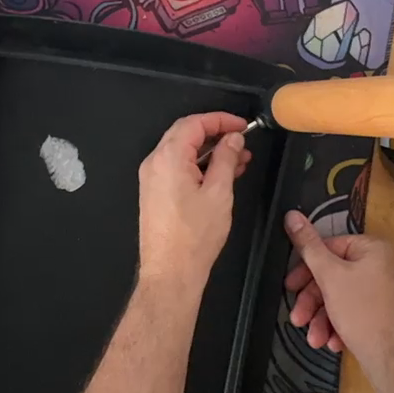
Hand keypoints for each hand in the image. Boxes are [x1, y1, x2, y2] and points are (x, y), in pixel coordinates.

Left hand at [137, 112, 251, 297]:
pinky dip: (198, 165)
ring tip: (238, 160)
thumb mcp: (219, 193)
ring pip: (182, 151)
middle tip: (241, 140)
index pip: (194, 123)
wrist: (171, 273)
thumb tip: (232, 138)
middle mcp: (155, 163)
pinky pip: (177, 167)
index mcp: (169, 157)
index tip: (241, 125)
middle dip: (216, 133)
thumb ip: (226, 158)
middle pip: (185, 133)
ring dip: (209, 151)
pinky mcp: (154, 192)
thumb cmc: (194, 237)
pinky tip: (220, 174)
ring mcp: (152, 178)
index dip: (220, 119)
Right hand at [282, 210, 393, 371]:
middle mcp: (379, 265)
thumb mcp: (329, 275)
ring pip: (338, 297)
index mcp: (372, 249)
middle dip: (312, 301)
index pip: (329, 247)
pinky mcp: (379, 313)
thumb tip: (291, 214)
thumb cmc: (361, 312)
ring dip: (321, 318)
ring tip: (314, 338)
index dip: (306, 268)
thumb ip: (308, 246)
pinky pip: (351, 311)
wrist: (392, 362)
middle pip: (332, 275)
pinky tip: (331, 341)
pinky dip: (337, 325)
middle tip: (297, 317)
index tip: (290, 286)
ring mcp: (380, 290)